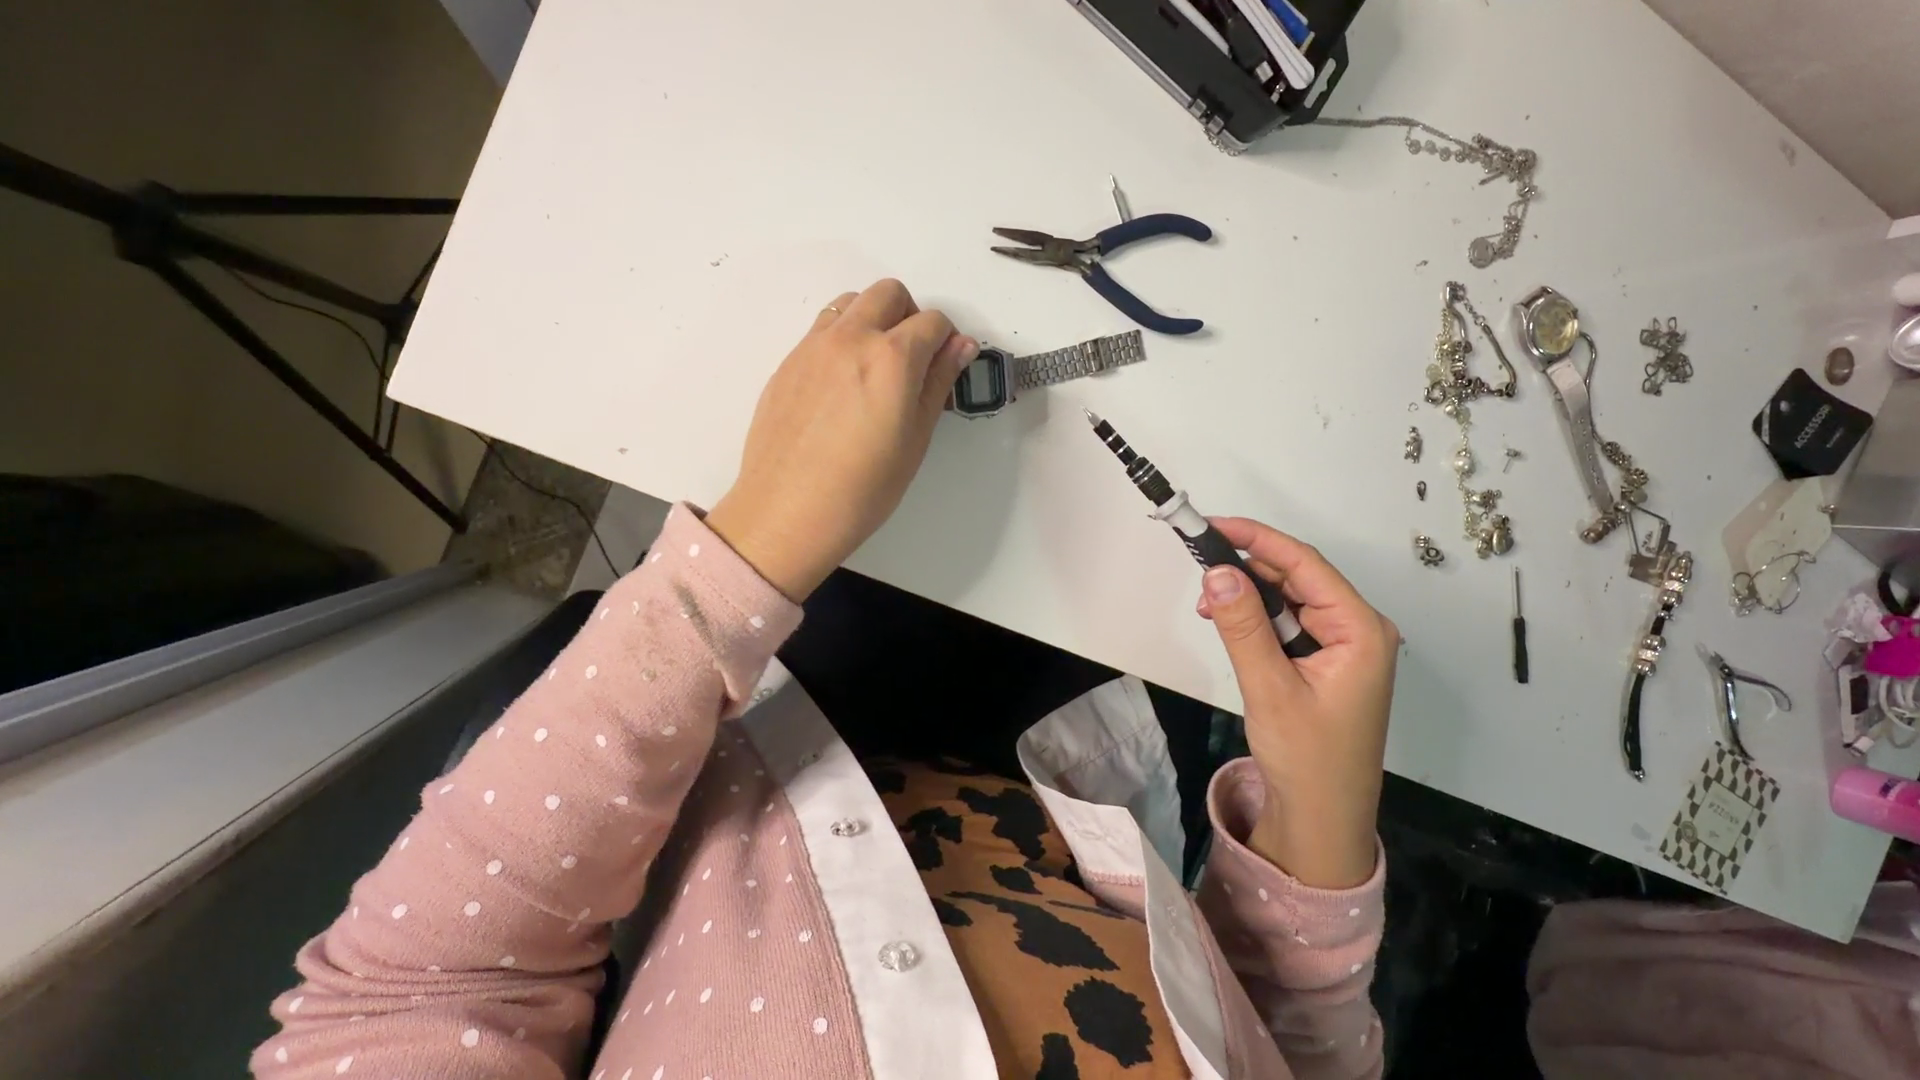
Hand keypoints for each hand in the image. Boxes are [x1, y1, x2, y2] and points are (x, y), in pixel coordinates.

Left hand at [706, 280, 976, 600]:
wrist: (787, 513)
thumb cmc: (861, 490)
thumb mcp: (914, 439)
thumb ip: (937, 383)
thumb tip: (960, 347)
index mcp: (891, 358)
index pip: (933, 322)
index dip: (947, 341)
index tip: (945, 365)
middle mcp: (850, 339)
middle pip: (889, 294)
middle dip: (909, 316)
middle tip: (913, 359)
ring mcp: (812, 347)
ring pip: (850, 303)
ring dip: (872, 319)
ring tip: (876, 366)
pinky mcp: (787, 364)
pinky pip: (821, 330)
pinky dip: (841, 339)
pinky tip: (842, 386)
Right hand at [1195, 518, 1398, 888]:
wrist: (1323, 819)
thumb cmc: (1307, 757)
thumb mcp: (1270, 688)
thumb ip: (1244, 627)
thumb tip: (1217, 571)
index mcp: (1360, 629)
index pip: (1305, 565)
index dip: (1258, 539)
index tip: (1212, 524)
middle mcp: (1357, 629)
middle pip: (1298, 578)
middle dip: (1248, 568)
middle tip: (1198, 566)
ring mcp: (1342, 647)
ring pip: (1289, 600)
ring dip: (1248, 596)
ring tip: (1206, 602)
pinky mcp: (1324, 664)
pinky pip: (1287, 625)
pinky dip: (1255, 620)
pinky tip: (1226, 622)